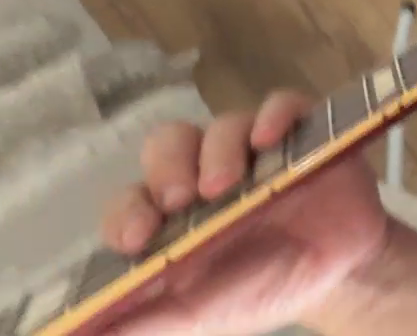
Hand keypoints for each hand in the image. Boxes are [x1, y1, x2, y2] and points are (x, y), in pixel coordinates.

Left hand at [99, 91, 390, 334]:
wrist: (342, 274)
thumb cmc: (265, 293)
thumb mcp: (198, 318)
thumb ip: (141, 326)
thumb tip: (73, 334)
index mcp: (176, 218)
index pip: (131, 198)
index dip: (127, 210)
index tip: (139, 238)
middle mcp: (210, 175)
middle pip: (171, 144)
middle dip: (169, 166)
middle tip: (183, 199)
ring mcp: (258, 151)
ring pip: (224, 124)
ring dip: (220, 149)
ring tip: (231, 184)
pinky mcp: (303, 132)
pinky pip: (283, 103)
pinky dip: (273, 114)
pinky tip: (269, 140)